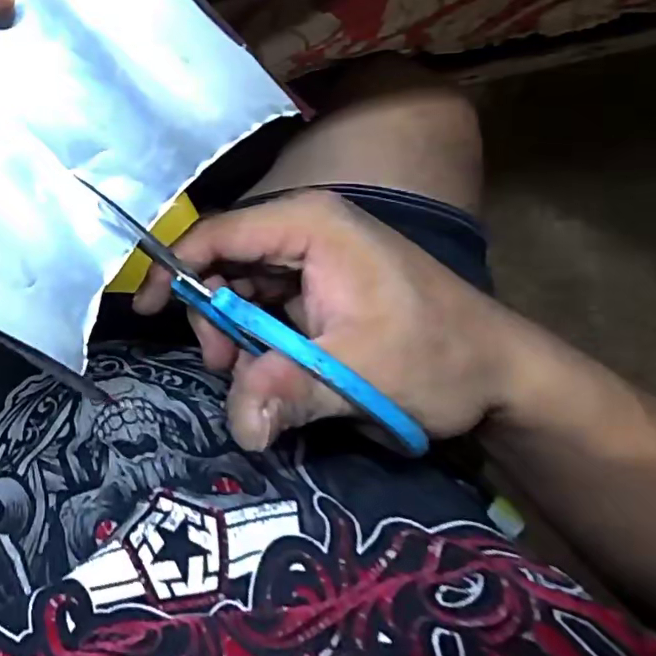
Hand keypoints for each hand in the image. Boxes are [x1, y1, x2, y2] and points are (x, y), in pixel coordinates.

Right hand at [132, 190, 536, 450]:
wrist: (508, 374)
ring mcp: (309, 247)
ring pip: (233, 278)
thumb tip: (239, 431)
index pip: (214, 234)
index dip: (171, 269)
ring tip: (251, 372)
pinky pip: (257, 293)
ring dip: (228, 326)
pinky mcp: (314, 273)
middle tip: (221, 365)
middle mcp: (303, 224)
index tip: (146, 311)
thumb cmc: (441, 359)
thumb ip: (290, 393)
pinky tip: (268, 362)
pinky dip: (250, 329)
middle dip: (208, 310)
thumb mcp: (360, 377)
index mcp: (311, 225)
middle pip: (219, 256)